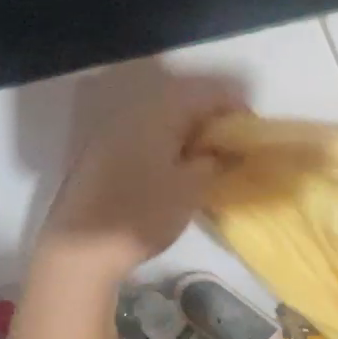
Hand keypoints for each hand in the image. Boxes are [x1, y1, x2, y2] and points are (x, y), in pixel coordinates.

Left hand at [39, 73, 246, 275]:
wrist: (83, 247)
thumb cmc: (142, 214)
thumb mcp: (192, 190)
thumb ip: (215, 162)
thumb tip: (228, 149)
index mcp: (158, 112)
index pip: (207, 92)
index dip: (236, 107)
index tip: (254, 135)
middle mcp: (134, 110)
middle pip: (184, 99)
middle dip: (214, 118)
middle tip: (234, 148)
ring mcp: (115, 129)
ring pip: (165, 116)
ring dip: (192, 131)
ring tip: (211, 160)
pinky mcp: (105, 150)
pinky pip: (148, 132)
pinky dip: (171, 142)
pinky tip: (180, 168)